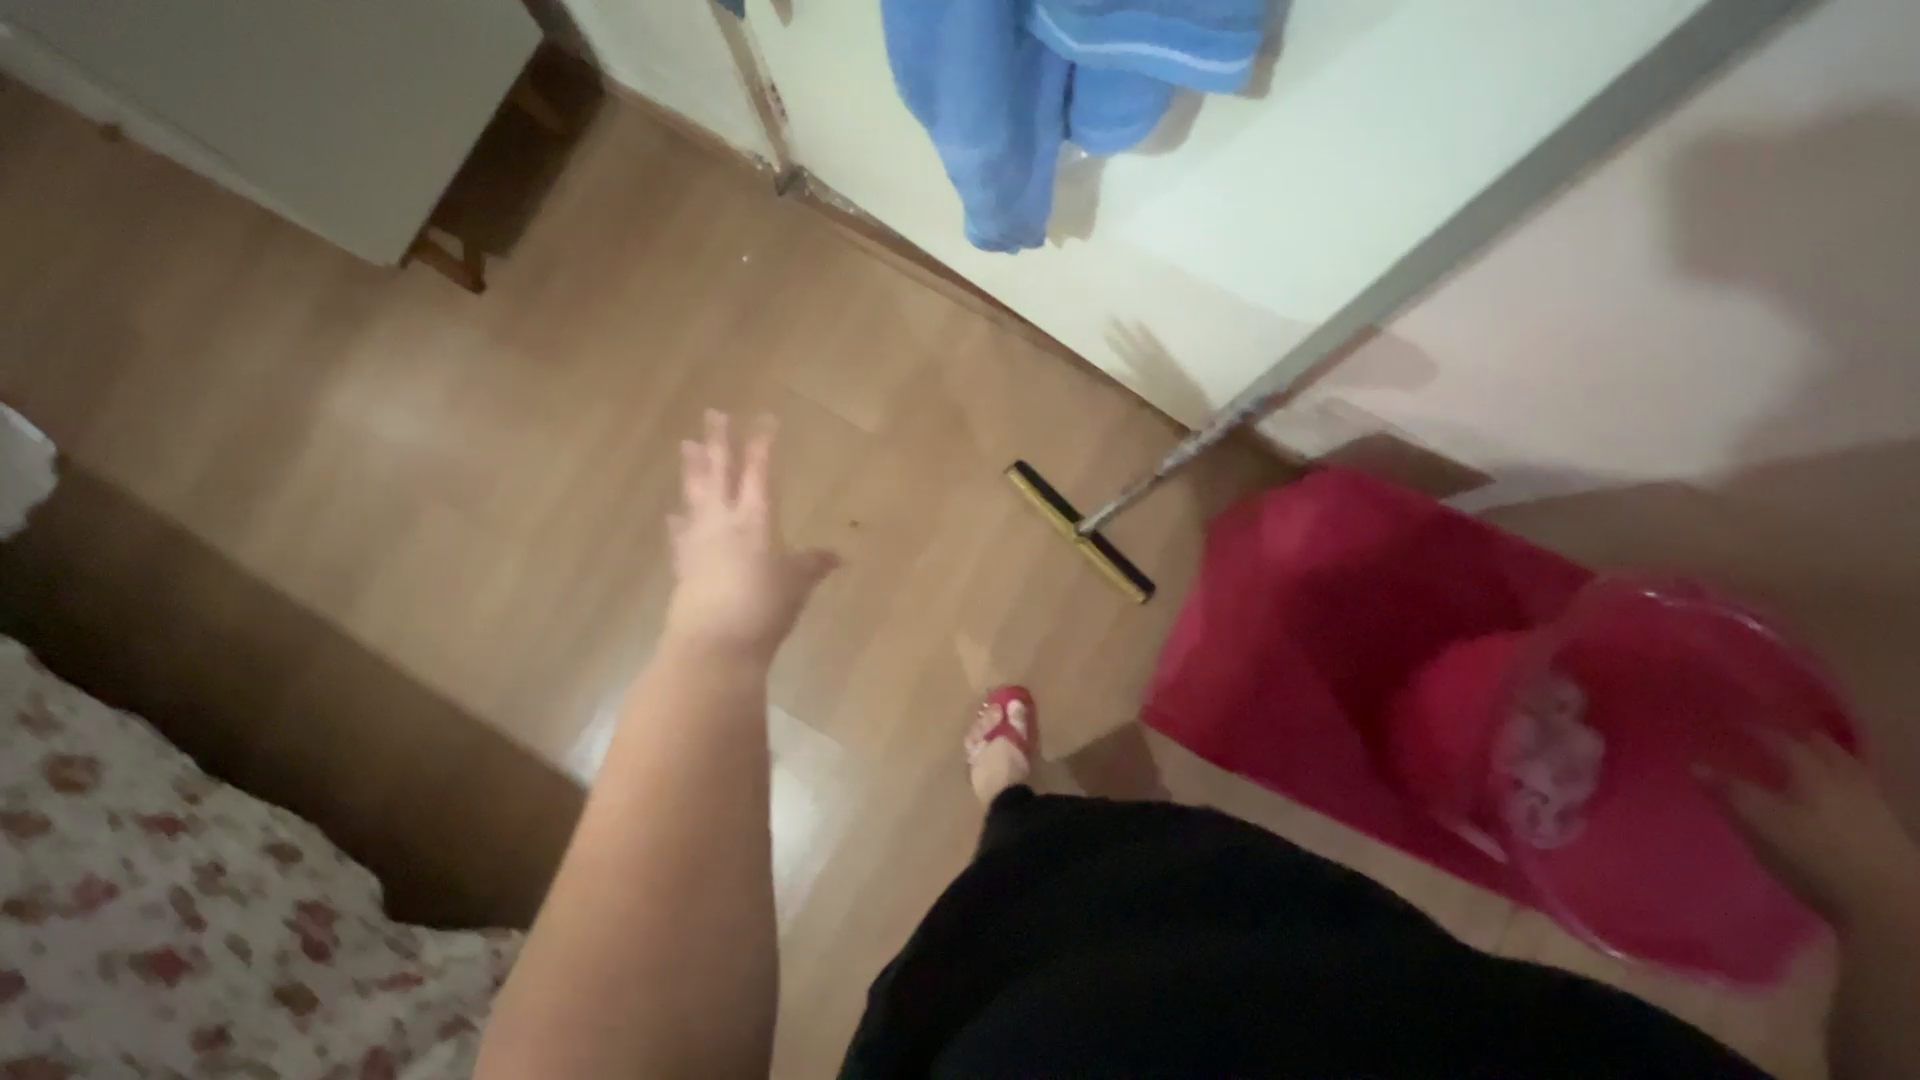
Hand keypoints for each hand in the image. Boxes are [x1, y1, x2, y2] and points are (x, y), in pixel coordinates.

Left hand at [663, 411, 837, 659]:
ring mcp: (697, 542)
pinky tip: (675, 513)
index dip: (763, 444)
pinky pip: (680, 533)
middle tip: (714, 414)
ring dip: (693, 469)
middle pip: (719, 473)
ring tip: (688, 445)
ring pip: (694, 495)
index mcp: (754, 520)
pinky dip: (680, 520)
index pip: (759, 471)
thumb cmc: (762, 610)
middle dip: (719, 442)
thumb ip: (813, 566)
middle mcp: (722, 522)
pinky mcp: (683, 565)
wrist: (713, 645)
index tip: (765, 418)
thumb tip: (837, 556)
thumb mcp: (796, 586)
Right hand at [1701, 732, 1919, 927]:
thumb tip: (1696, 765)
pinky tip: (1833, 792)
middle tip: (1775, 737)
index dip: (1755, 730)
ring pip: (1847, 768)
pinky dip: (1843, 780)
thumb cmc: (1815, 858)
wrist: (1890, 906)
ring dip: (1826, 758)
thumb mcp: (1761, 824)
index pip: (1780, 740)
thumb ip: (1729, 792)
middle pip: (1824, 749)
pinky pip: (1860, 789)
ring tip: (1806, 759)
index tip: (1732, 725)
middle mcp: (1845, 780)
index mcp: (1813, 773)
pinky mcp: (1887, 828)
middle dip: (1799, 739)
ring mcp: (1872, 804)